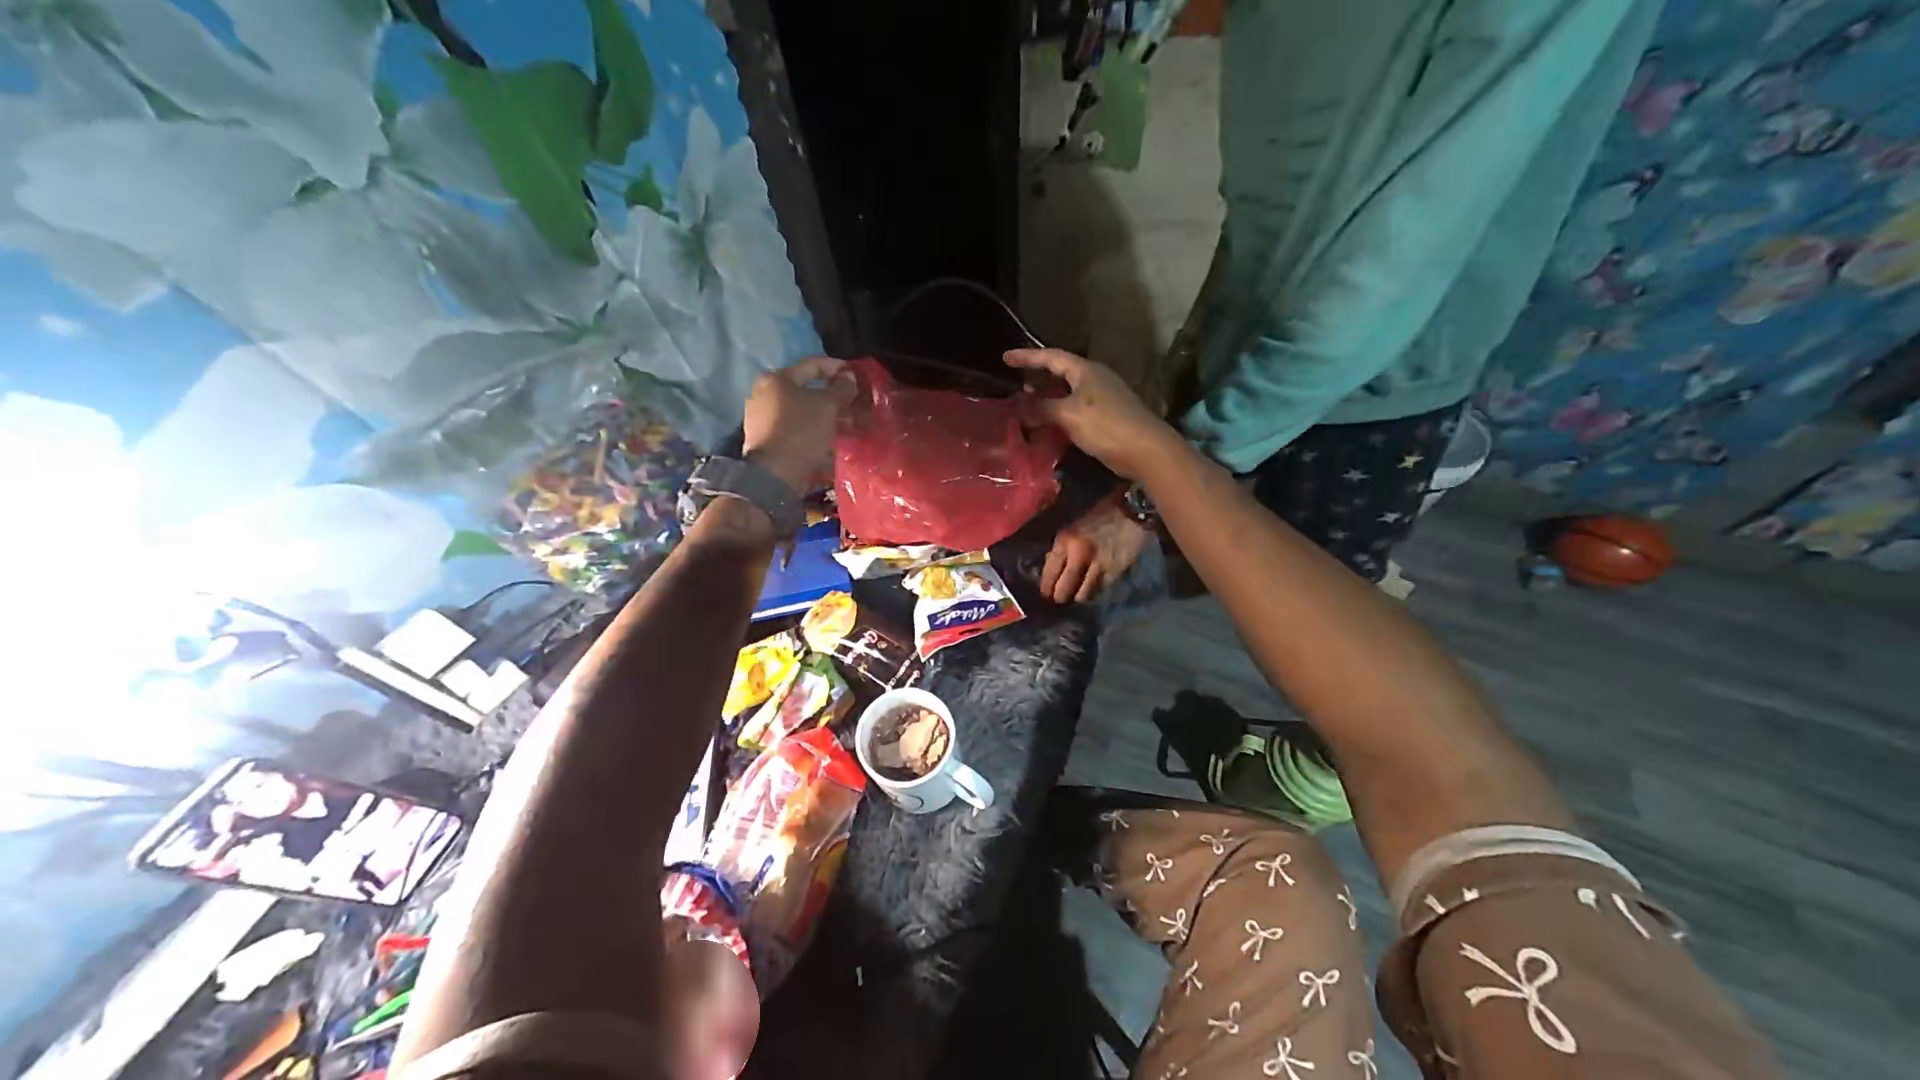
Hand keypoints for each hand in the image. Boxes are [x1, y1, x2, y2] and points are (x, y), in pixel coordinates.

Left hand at [742, 356, 857, 491]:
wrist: (774, 474)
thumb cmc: (801, 432)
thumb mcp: (827, 406)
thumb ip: (841, 388)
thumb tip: (849, 375)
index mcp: (776, 379)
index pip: (813, 366)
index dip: (838, 368)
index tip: (857, 375)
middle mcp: (764, 394)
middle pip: (806, 390)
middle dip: (833, 398)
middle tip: (854, 404)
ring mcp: (761, 418)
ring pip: (802, 411)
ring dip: (825, 416)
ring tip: (846, 425)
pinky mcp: (765, 439)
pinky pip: (795, 428)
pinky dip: (813, 430)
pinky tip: (829, 438)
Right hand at [1004, 348, 1182, 481]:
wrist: (1146, 449)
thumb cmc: (1106, 425)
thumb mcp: (1068, 415)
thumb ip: (1042, 409)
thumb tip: (1021, 407)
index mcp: (1085, 370)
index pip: (1051, 357)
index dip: (1027, 357)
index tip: (1005, 357)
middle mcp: (1095, 378)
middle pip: (1061, 372)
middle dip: (1038, 376)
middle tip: (1016, 382)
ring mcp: (1103, 397)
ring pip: (1068, 392)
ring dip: (1048, 397)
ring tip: (1028, 404)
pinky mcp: (1107, 416)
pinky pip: (1076, 408)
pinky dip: (1059, 412)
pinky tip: (1050, 424)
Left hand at [1043, 493, 1151, 602]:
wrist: (1132, 510)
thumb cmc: (1101, 513)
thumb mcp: (1075, 525)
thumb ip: (1063, 546)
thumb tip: (1052, 563)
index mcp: (1066, 540)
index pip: (1050, 571)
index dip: (1046, 586)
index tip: (1045, 594)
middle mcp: (1079, 555)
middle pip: (1064, 589)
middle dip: (1060, 596)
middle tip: (1060, 599)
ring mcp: (1098, 566)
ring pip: (1083, 594)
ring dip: (1079, 596)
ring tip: (1078, 594)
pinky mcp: (1115, 572)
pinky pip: (1101, 589)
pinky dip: (1096, 590)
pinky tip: (1095, 586)